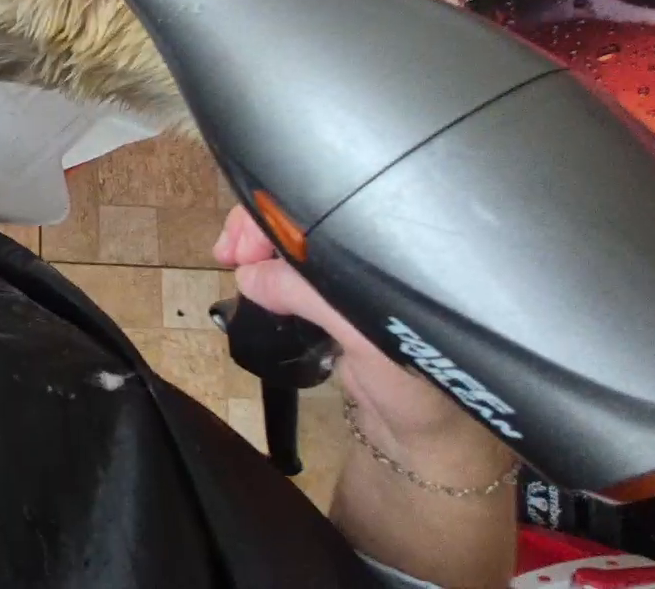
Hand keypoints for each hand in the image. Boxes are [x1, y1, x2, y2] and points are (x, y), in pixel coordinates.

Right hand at [213, 206, 513, 480]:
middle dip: (256, 230)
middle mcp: (372, 258)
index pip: (321, 212)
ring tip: (233, 263)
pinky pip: (290, 272)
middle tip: (227, 255)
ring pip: (290, 245)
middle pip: (299, 221)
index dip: (273, 218)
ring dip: (255, 248)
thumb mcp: (364, 337)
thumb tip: (248, 275)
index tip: (240, 245)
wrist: (427, 442)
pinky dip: (264, 270)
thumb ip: (308, 297)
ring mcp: (352, 279)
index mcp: (390, 253)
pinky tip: (250, 279)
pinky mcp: (336, 300)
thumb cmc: (416, 388)